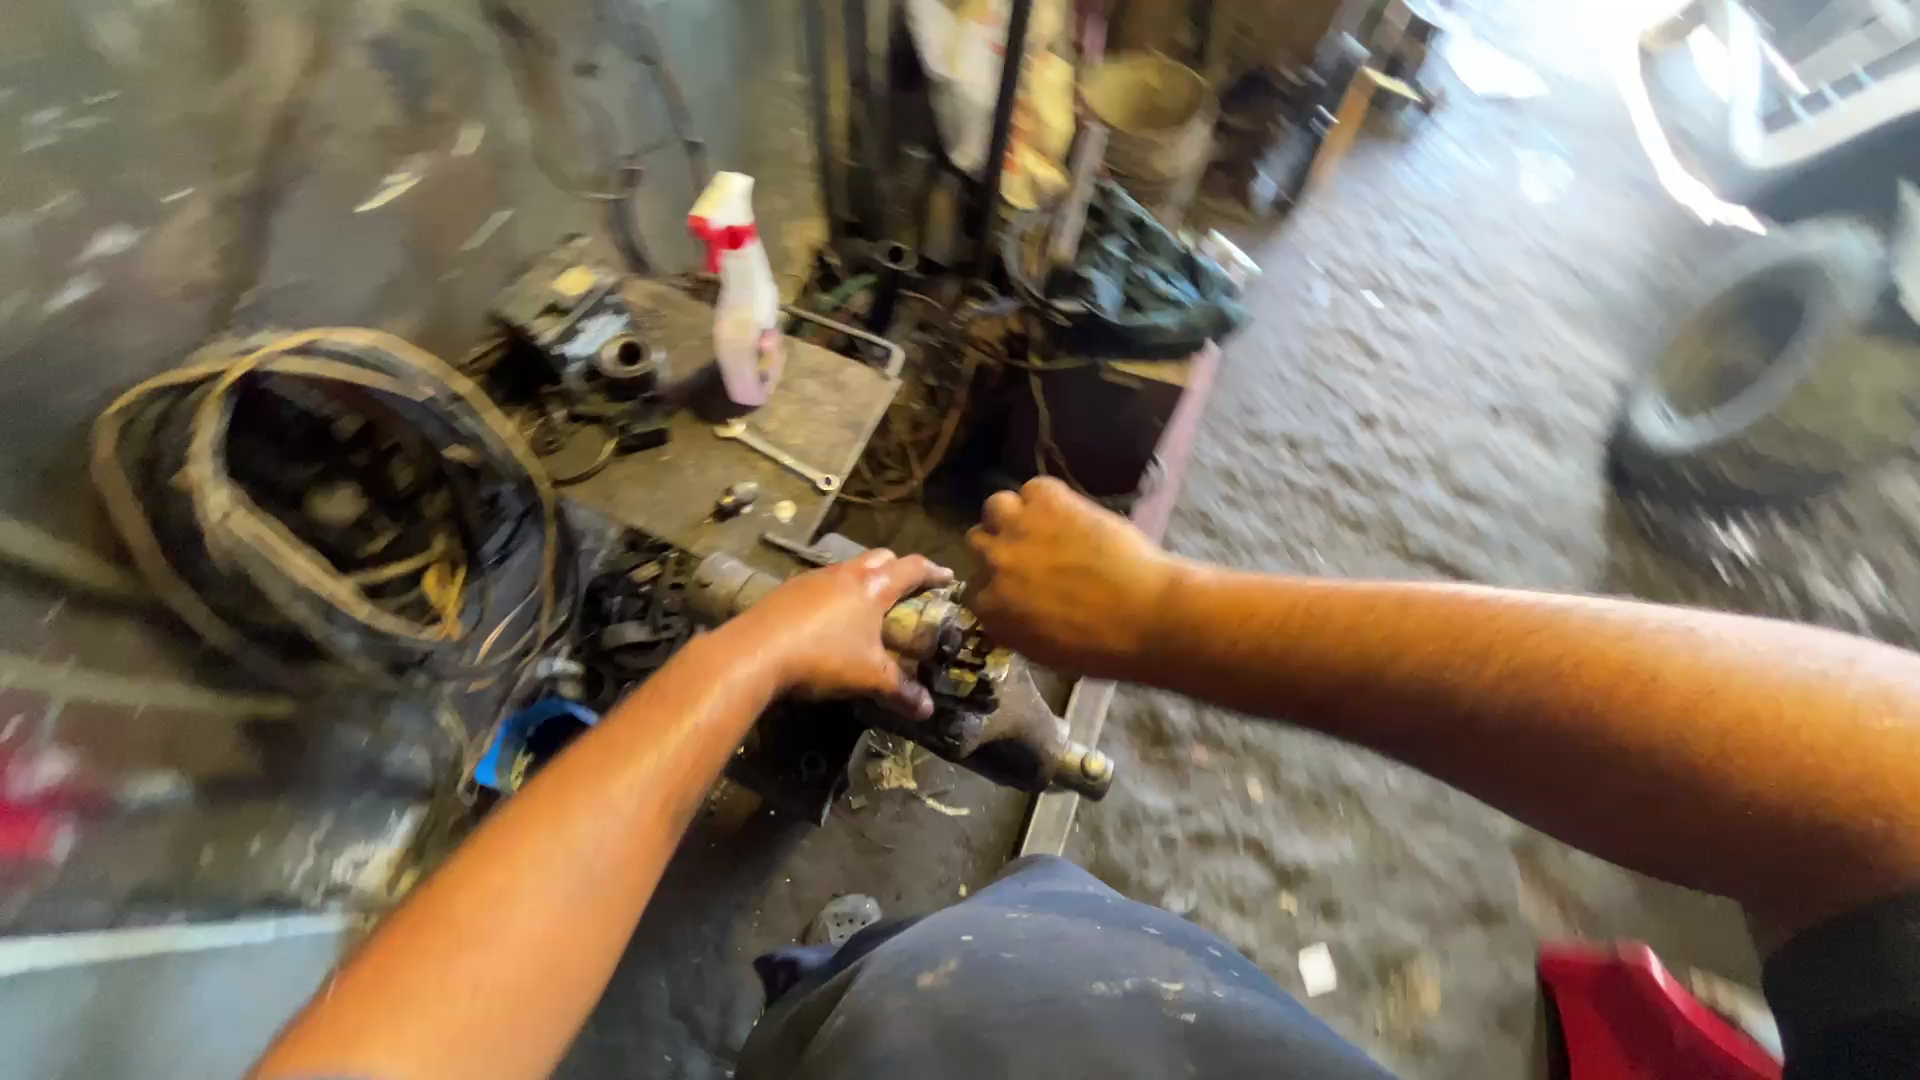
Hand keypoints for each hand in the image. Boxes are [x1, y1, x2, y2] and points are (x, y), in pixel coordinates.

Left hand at [724, 549, 953, 717]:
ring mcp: (813, 578)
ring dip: (865, 580)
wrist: (753, 653)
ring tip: (870, 607)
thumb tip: (928, 710)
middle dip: (899, 570)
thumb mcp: (868, 677)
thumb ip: (901, 691)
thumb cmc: (822, 658)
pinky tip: (830, 620)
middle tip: (909, 590)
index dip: (933, 572)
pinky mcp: (788, 590)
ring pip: (849, 569)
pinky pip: (823, 584)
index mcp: (873, 586)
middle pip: (881, 558)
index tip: (947, 578)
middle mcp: (845, 573)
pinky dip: (836, 594)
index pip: (912, 568)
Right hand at [967, 477, 1180, 678]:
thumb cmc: (1101, 647)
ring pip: (995, 507)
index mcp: (990, 609)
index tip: (1014, 583)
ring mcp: (1017, 529)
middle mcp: (993, 564)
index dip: (995, 582)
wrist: (1145, 616)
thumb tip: (1013, 609)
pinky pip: (1034, 488)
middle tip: (1027, 551)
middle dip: (998, 546)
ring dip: (1013, 514)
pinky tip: (1070, 513)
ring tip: (1039, 523)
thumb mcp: (1041, 651)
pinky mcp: (1047, 501)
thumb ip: (1014, 626)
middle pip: (977, 541)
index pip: (974, 589)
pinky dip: (1049, 498)